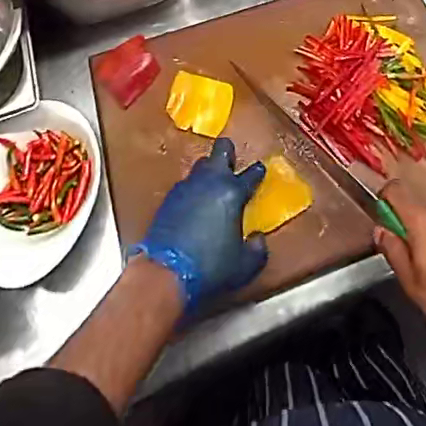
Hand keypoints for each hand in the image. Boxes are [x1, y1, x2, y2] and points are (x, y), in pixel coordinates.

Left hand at [129, 138, 267, 311]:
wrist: (165, 274)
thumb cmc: (210, 267)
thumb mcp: (245, 265)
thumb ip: (257, 248)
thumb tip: (257, 239)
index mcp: (231, 192)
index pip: (250, 174)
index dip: (257, 172)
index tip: (259, 170)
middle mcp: (209, 182)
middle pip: (220, 150)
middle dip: (228, 152)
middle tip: (232, 161)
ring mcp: (186, 188)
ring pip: (200, 165)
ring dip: (209, 171)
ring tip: (213, 182)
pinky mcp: (168, 199)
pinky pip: (186, 185)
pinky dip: (194, 189)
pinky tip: (195, 202)